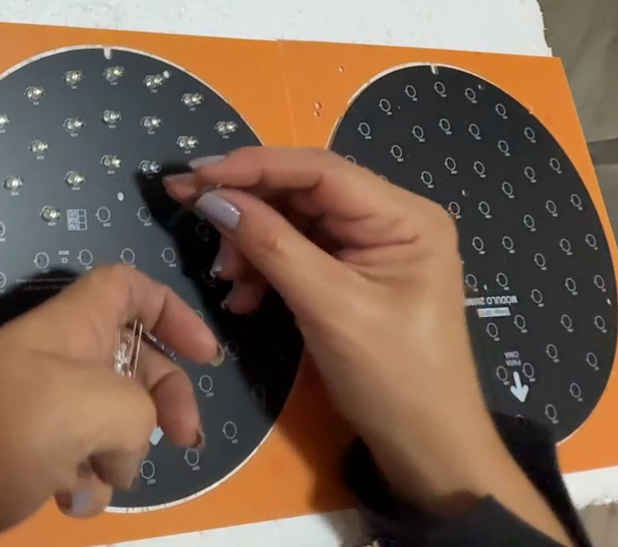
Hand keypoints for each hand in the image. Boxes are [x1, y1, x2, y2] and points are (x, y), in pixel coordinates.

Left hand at [0, 264, 219, 546]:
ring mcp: (42, 403)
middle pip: (133, 357)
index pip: (128, 287)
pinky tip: (68, 500)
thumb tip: (127, 438)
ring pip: (112, 419)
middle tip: (185, 443)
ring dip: (121, 454)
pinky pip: (79, 458)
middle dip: (164, 399)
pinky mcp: (26, 449)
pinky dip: (85, 481)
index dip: (171, 310)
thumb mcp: (85, 404)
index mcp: (73, 325)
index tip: (209, 356)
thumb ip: (136, 407)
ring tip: (95, 478)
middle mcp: (60, 356)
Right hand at [167, 147, 569, 542]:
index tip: (196, 174)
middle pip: (298, 189)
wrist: (427, 452)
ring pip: (287, 216)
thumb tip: (210, 197)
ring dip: (248, 241)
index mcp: (401, 216)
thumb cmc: (393, 378)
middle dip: (245, 207)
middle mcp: (385, 215)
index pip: (316, 169)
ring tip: (227, 277)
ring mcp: (365, 241)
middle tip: (190, 210)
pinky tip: (243, 295)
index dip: (253, 165)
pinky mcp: (346, 265)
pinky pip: (290, 246)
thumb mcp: (327, 306)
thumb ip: (269, 244)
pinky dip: (260, 265)